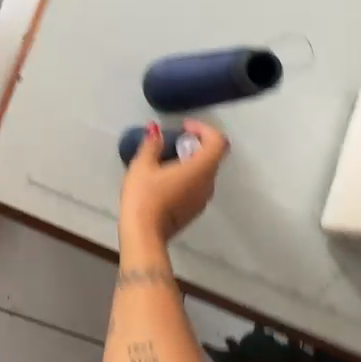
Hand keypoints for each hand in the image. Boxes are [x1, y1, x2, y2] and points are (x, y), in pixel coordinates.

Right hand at [120, 119, 228, 251]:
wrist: (144, 233)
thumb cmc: (144, 196)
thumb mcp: (142, 166)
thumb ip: (152, 144)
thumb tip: (156, 129)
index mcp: (200, 169)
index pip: (218, 142)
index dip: (204, 129)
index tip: (184, 128)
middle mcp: (208, 183)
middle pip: (213, 157)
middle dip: (196, 144)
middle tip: (174, 141)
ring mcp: (203, 199)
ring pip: (205, 172)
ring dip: (192, 161)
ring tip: (167, 160)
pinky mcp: (195, 210)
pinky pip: (198, 186)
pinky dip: (188, 176)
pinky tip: (165, 179)